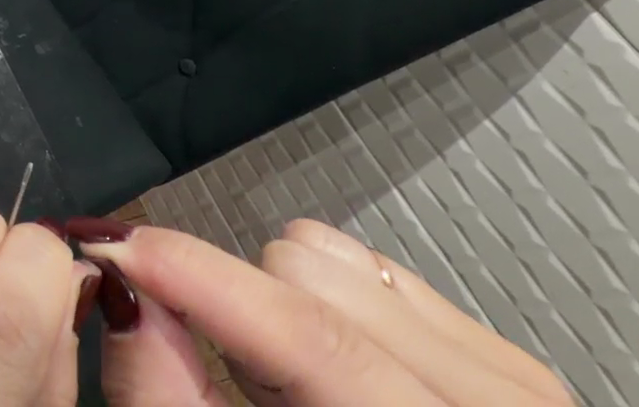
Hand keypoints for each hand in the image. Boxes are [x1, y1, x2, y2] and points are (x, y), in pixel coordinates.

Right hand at [51, 216, 576, 405]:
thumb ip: (168, 399)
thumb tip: (122, 296)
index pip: (314, 340)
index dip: (202, 280)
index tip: (117, 245)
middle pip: (312, 280)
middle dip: (242, 308)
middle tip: (234, 374)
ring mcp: (520, 385)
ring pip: (337, 262)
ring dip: (280, 301)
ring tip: (285, 380)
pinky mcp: (511, 363)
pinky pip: (372, 265)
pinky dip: (323, 295)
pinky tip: (330, 359)